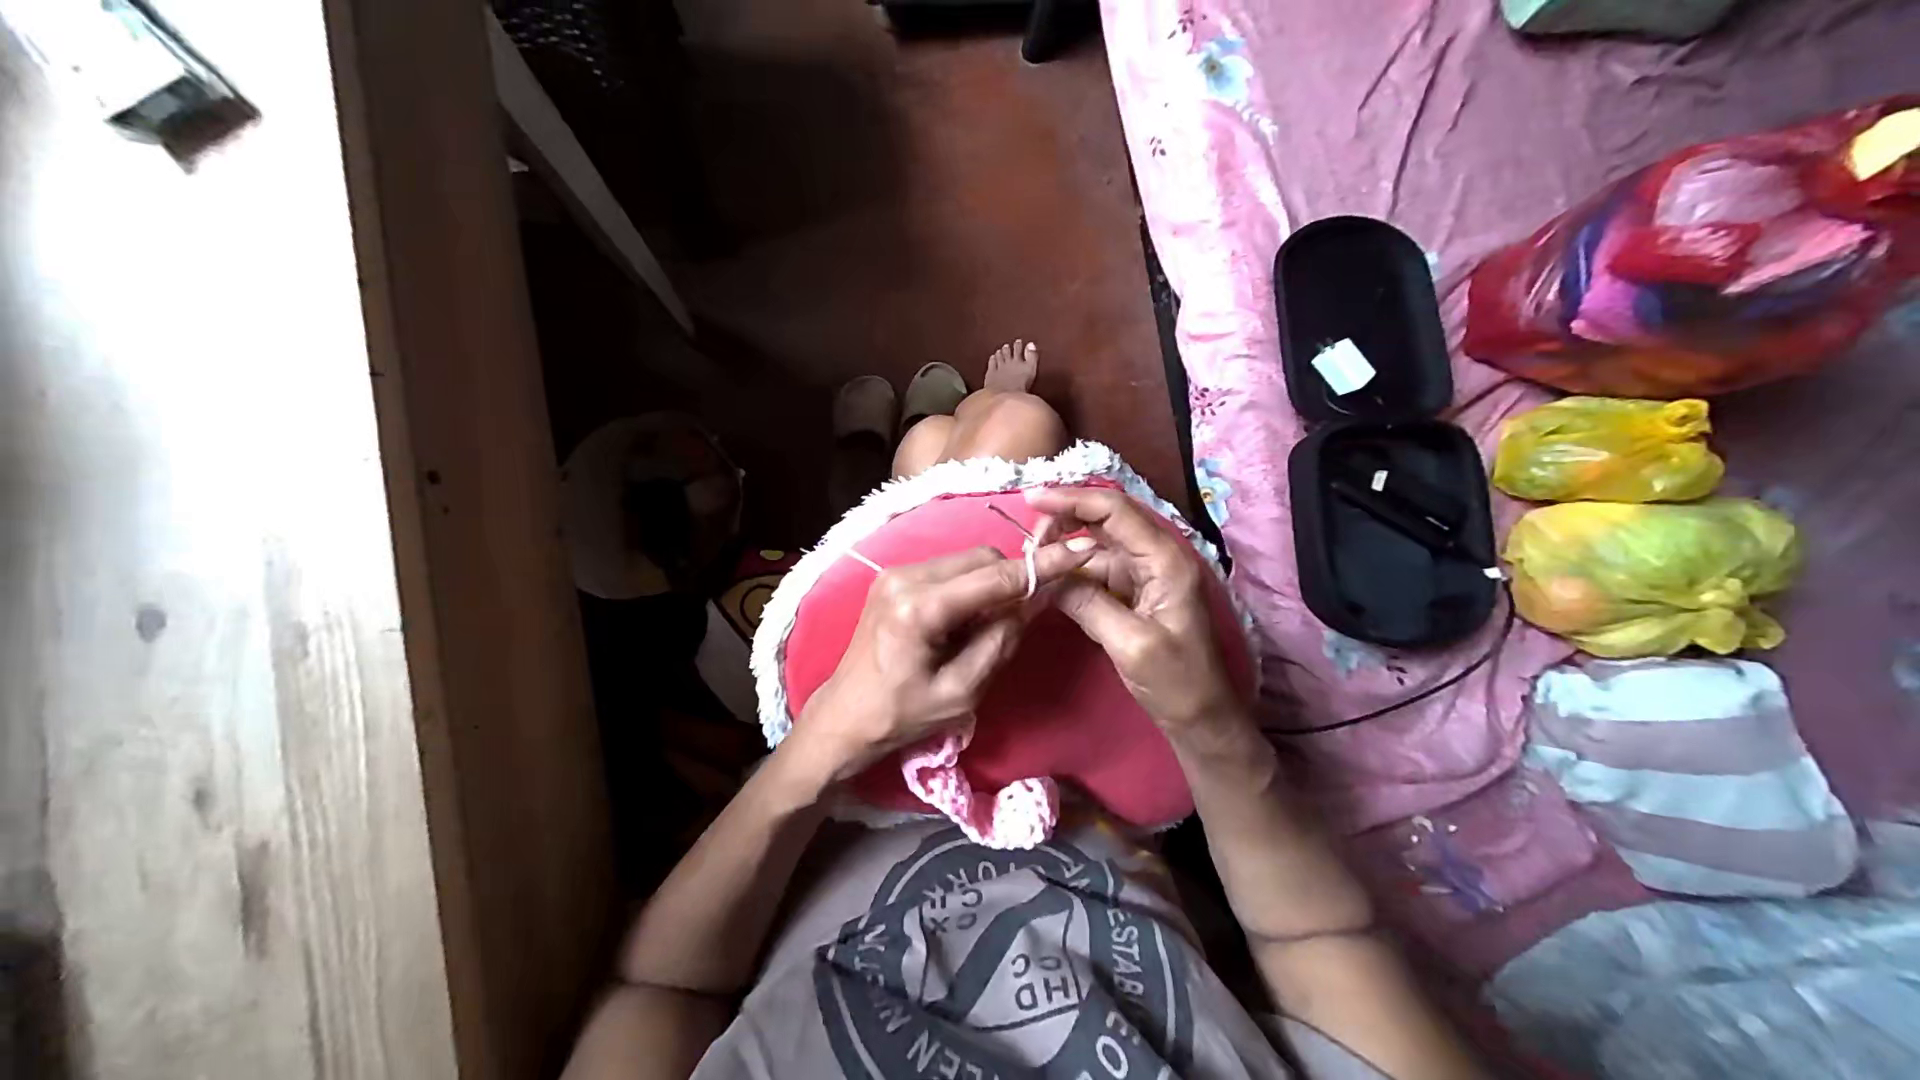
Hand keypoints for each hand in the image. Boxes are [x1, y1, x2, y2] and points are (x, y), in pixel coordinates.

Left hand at [784, 539, 1096, 787]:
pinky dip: (969, 588)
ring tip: (982, 630)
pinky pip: (949, 570)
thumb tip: (1035, 599)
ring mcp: (896, 572)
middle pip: (982, 558)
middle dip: (1012, 580)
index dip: (1043, 565)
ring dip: (990, 585)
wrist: (842, 717)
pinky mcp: (894, 577)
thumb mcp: (961, 692)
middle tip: (1018, 621)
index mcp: (919, 607)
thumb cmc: (900, 716)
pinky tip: (962, 622)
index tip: (1082, 550)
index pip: (995, 577)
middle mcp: (905, 576)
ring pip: (967, 561)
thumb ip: (1001, 640)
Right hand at [1024, 486, 1246, 734]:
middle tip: (1027, 539)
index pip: (1115, 511)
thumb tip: (1047, 576)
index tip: (1031, 498)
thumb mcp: (1131, 644)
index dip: (1072, 499)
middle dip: (1063, 520)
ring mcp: (1142, 576)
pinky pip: (1094, 572)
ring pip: (1095, 547)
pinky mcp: (1131, 595)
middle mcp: (1155, 559)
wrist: (1200, 718)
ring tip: (1030, 562)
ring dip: (1063, 550)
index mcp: (1165, 561)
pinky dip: (1070, 572)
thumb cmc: (1177, 681)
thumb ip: (1088, 603)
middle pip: (1104, 520)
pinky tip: (1047, 581)